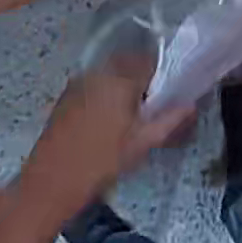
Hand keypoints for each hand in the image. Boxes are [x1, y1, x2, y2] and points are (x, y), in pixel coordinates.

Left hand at [17, 48, 193, 218]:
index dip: (161, 75)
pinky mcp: (66, 94)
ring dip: (122, 85)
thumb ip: (170, 120)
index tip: (166, 96)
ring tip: (126, 118)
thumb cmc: (100, 162)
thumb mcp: (141, 144)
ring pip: (110, 73)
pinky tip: (104, 122)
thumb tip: (192, 105)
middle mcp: (100, 70)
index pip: (150, 60)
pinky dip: (104, 93)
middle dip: (142, 80)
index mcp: (120, 78)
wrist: (50, 183)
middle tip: (148, 109)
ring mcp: (80, 80)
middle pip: (129, 63)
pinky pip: (94, 83)